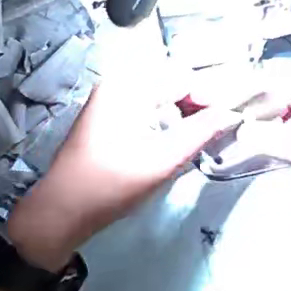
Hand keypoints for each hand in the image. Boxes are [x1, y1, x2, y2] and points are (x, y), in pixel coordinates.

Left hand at [6, 59, 242, 268]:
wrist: (60, 212)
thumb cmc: (110, 185)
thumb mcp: (162, 160)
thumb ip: (199, 132)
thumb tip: (230, 112)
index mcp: (127, 87)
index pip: (183, 78)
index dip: (210, 97)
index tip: (231, 120)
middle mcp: (118, 84)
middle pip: (172, 83)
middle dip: (198, 104)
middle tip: (219, 130)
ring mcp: (110, 100)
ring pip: (162, 97)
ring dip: (184, 113)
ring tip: (201, 136)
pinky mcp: (109, 117)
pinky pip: (147, 108)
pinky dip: (166, 120)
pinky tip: (176, 140)